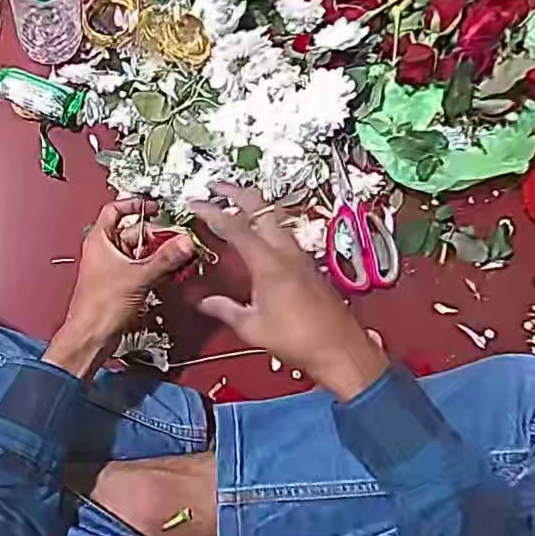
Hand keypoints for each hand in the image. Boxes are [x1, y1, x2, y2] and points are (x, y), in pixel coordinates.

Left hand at [44, 199, 193, 375]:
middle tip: (178, 239)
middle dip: (157, 236)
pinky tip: (171, 273)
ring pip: (140, 252)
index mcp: (100, 240)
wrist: (91, 337)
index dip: (134, 205)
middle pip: (135, 233)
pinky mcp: (121, 284)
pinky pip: (142, 269)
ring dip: (160, 255)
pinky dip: (156, 269)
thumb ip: (165, 258)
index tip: (154, 207)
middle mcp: (105, 251)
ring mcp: (113, 268)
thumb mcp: (138, 276)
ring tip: (179, 256)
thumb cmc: (100, 305)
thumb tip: (185, 242)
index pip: (115, 210)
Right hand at [190, 184, 388, 400]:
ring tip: (233, 204)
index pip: (234, 226)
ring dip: (252, 206)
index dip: (212, 211)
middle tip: (216, 187)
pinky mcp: (307, 264)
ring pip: (274, 217)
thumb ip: (225, 309)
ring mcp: (299, 255)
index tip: (195, 202)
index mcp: (268, 263)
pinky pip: (283, 232)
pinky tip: (257, 233)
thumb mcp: (252, 327)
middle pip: (260, 208)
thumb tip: (203, 302)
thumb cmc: (298, 340)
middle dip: (236, 192)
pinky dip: (265, 223)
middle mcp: (286, 251)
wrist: (340, 348)